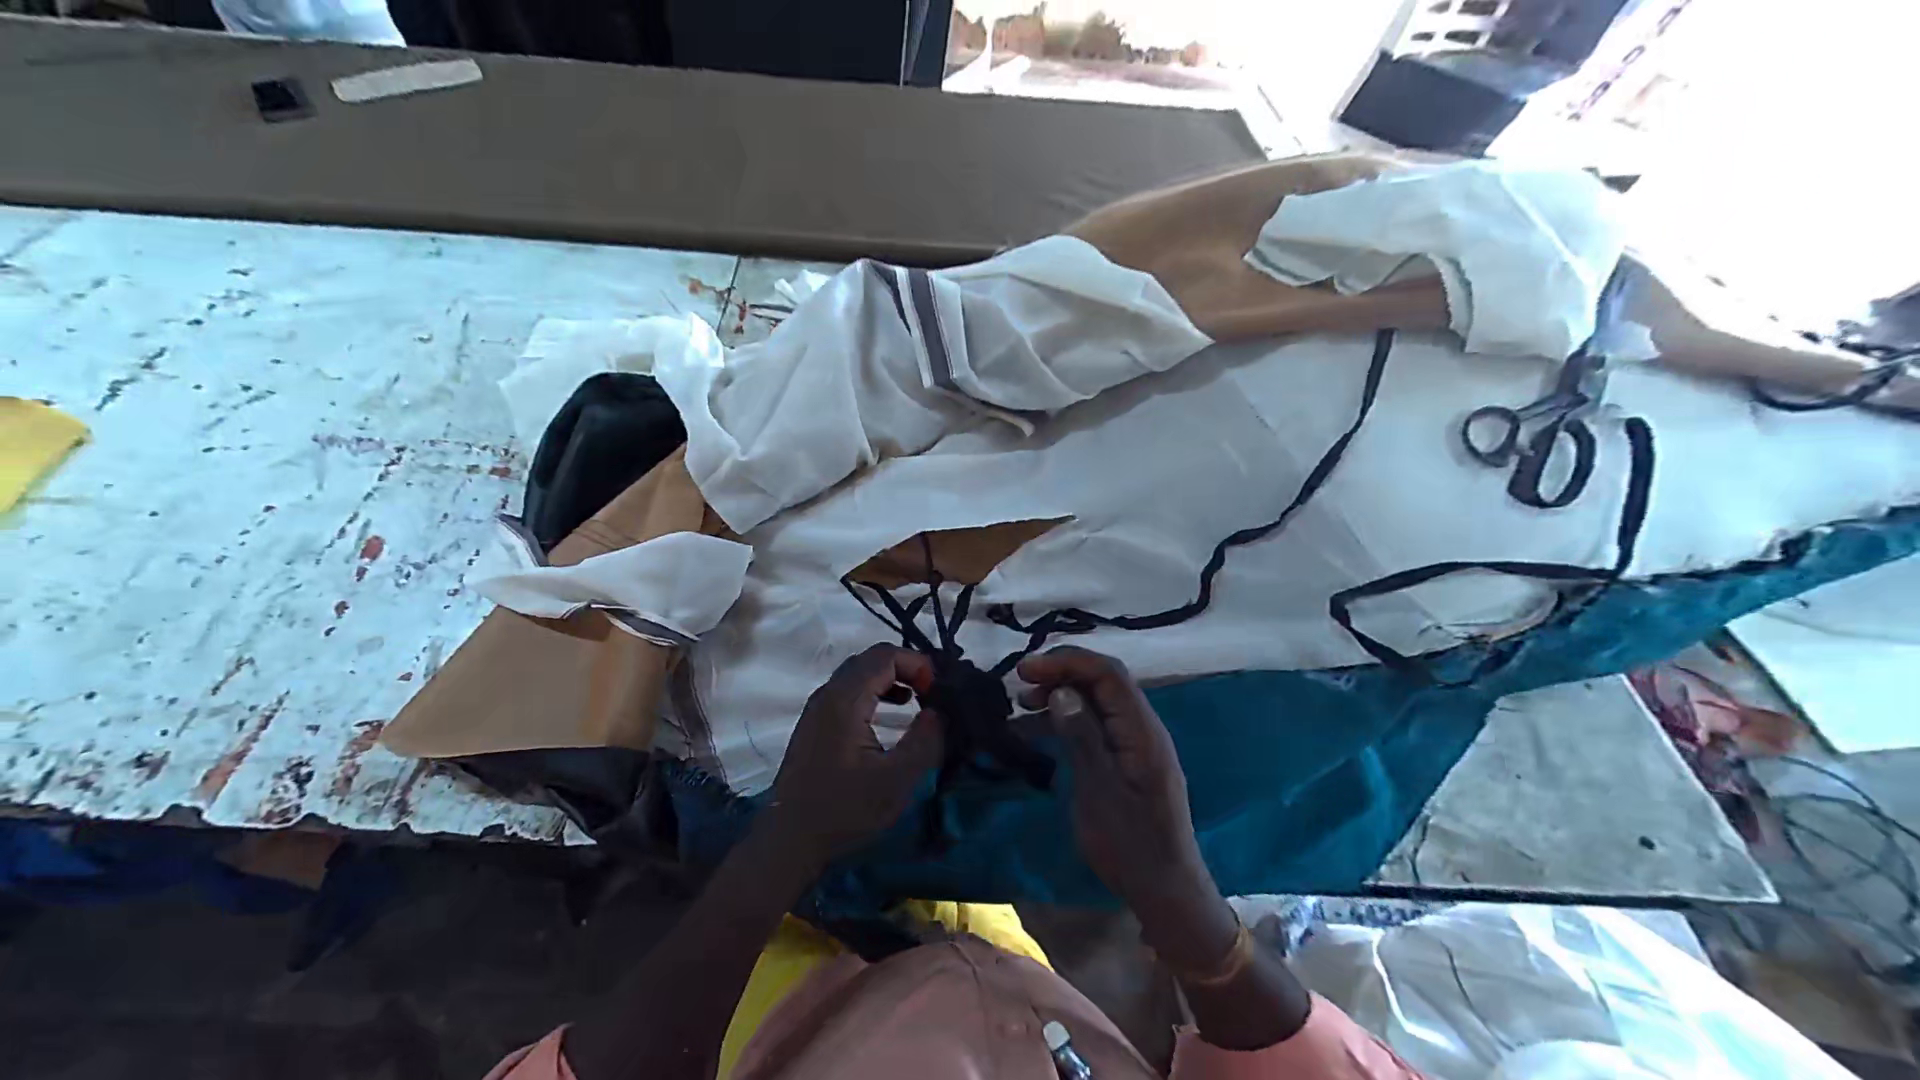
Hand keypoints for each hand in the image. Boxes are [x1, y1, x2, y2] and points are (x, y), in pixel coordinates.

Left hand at [763, 645, 945, 867]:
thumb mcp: (897, 780)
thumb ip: (925, 741)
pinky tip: (891, 715)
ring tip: (917, 701)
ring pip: (858, 674)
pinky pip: (849, 691)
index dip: (917, 664)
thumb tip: (939, 712)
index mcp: (845, 700)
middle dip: (906, 668)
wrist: (789, 841)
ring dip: (890, 679)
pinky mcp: (814, 724)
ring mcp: (817, 708)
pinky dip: (874, 692)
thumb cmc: (844, 810)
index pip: (885, 656)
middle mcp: (827, 694)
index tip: (939, 691)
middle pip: (870, 659)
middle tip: (932, 692)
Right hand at [1018, 647, 1234, 970]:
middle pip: (1104, 680)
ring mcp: (1137, 742)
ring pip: (1099, 700)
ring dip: (1063, 693)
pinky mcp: (1128, 758)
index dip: (1067, 661)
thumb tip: (1062, 690)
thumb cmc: (1130, 846)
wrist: (1166, 890)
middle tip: (1021, 686)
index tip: (1026, 671)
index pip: (1108, 673)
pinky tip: (1040, 729)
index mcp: (1143, 732)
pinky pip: (1098, 723)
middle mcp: (1144, 728)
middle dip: (1062, 673)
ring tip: (1024, 704)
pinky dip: (1069, 718)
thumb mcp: (1099, 792)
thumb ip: (1083, 737)